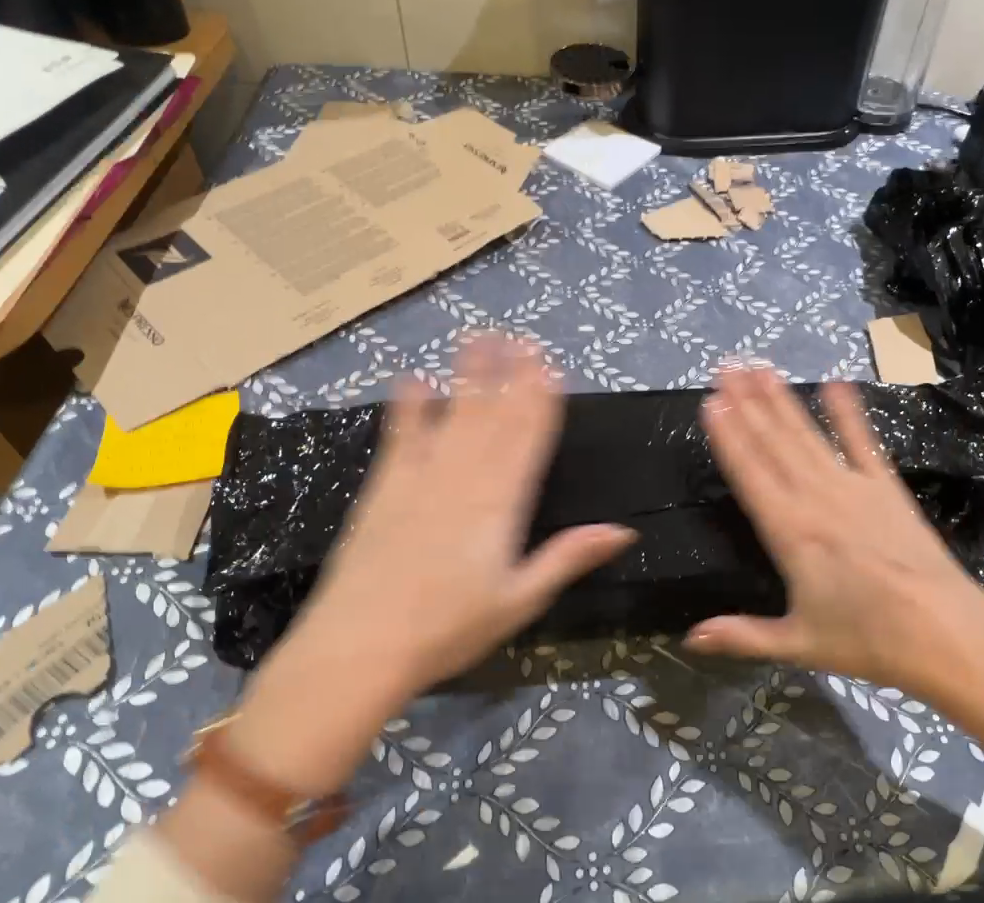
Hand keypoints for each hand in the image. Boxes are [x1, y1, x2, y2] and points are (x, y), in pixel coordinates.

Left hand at [230, 334, 634, 793]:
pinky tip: (413, 378)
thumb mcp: (520, 600)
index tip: (550, 363)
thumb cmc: (449, 629)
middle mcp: (464, 478)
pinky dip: (408, 406)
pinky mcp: (382, 487)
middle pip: (493, 415)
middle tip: (521, 337)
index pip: (528, 438)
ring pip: (453, 414)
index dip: (541, 398)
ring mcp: (419, 477)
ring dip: (468, 375)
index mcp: (502, 503)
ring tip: (479, 339)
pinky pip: (399, 436)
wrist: (360, 646)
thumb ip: (568, 557)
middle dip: (510, 374)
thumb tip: (624, 530)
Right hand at [685, 365, 983, 704]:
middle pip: (776, 444)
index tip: (711, 401)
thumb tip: (689, 638)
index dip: (729, 436)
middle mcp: (818, 499)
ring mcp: (855, 488)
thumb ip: (742, 635)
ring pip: (810, 436)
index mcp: (791, 533)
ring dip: (784, 401)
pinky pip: (864, 443)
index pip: (750, 473)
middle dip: (749, 403)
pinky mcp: (887, 489)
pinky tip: (835, 383)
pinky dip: (849, 413)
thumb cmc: (868, 640)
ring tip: (762, 368)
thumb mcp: (799, 643)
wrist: (945, 633)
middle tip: (726, 367)